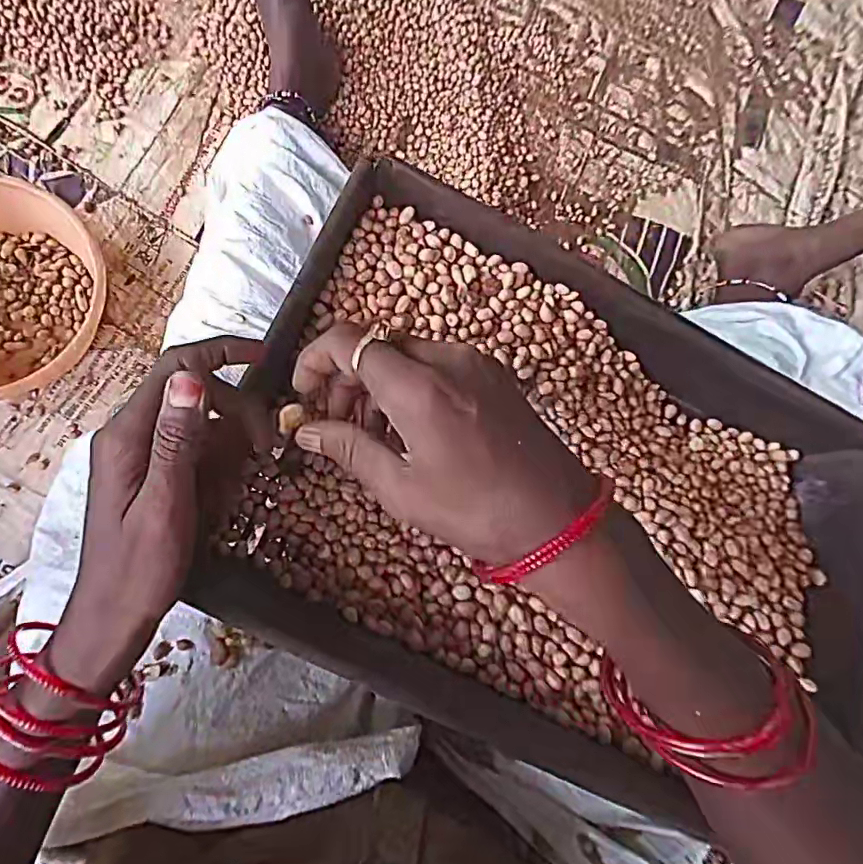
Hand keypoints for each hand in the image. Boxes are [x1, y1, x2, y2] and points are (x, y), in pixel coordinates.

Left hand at [40, 337, 271, 695]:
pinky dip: (215, 463)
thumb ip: (176, 440)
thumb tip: (191, 377)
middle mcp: (128, 435)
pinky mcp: (147, 474)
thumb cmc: (137, 571)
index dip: (220, 352)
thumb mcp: (164, 505)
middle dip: (234, 410)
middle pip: (189, 393)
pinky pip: (189, 451)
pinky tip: (226, 491)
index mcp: (127, 435)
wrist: (110, 618)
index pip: (175, 369)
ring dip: (228, 440)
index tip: (264, 355)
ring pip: (194, 424)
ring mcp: (136, 454)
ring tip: (252, 470)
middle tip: (267, 446)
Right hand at [290, 321, 596, 566]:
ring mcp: (474, 363)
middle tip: (336, 422)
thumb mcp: (401, 488)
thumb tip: (308, 430)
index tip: (304, 390)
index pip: (347, 343)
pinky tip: (409, 427)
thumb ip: (348, 448)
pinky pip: (434, 362)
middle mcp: (447, 362)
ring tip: (374, 433)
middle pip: (373, 346)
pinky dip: (408, 384)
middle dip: (343, 379)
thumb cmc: (478, 512)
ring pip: (403, 353)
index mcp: (419, 390)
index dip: (314, 360)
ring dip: (375, 384)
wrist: (558, 520)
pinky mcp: (492, 373)